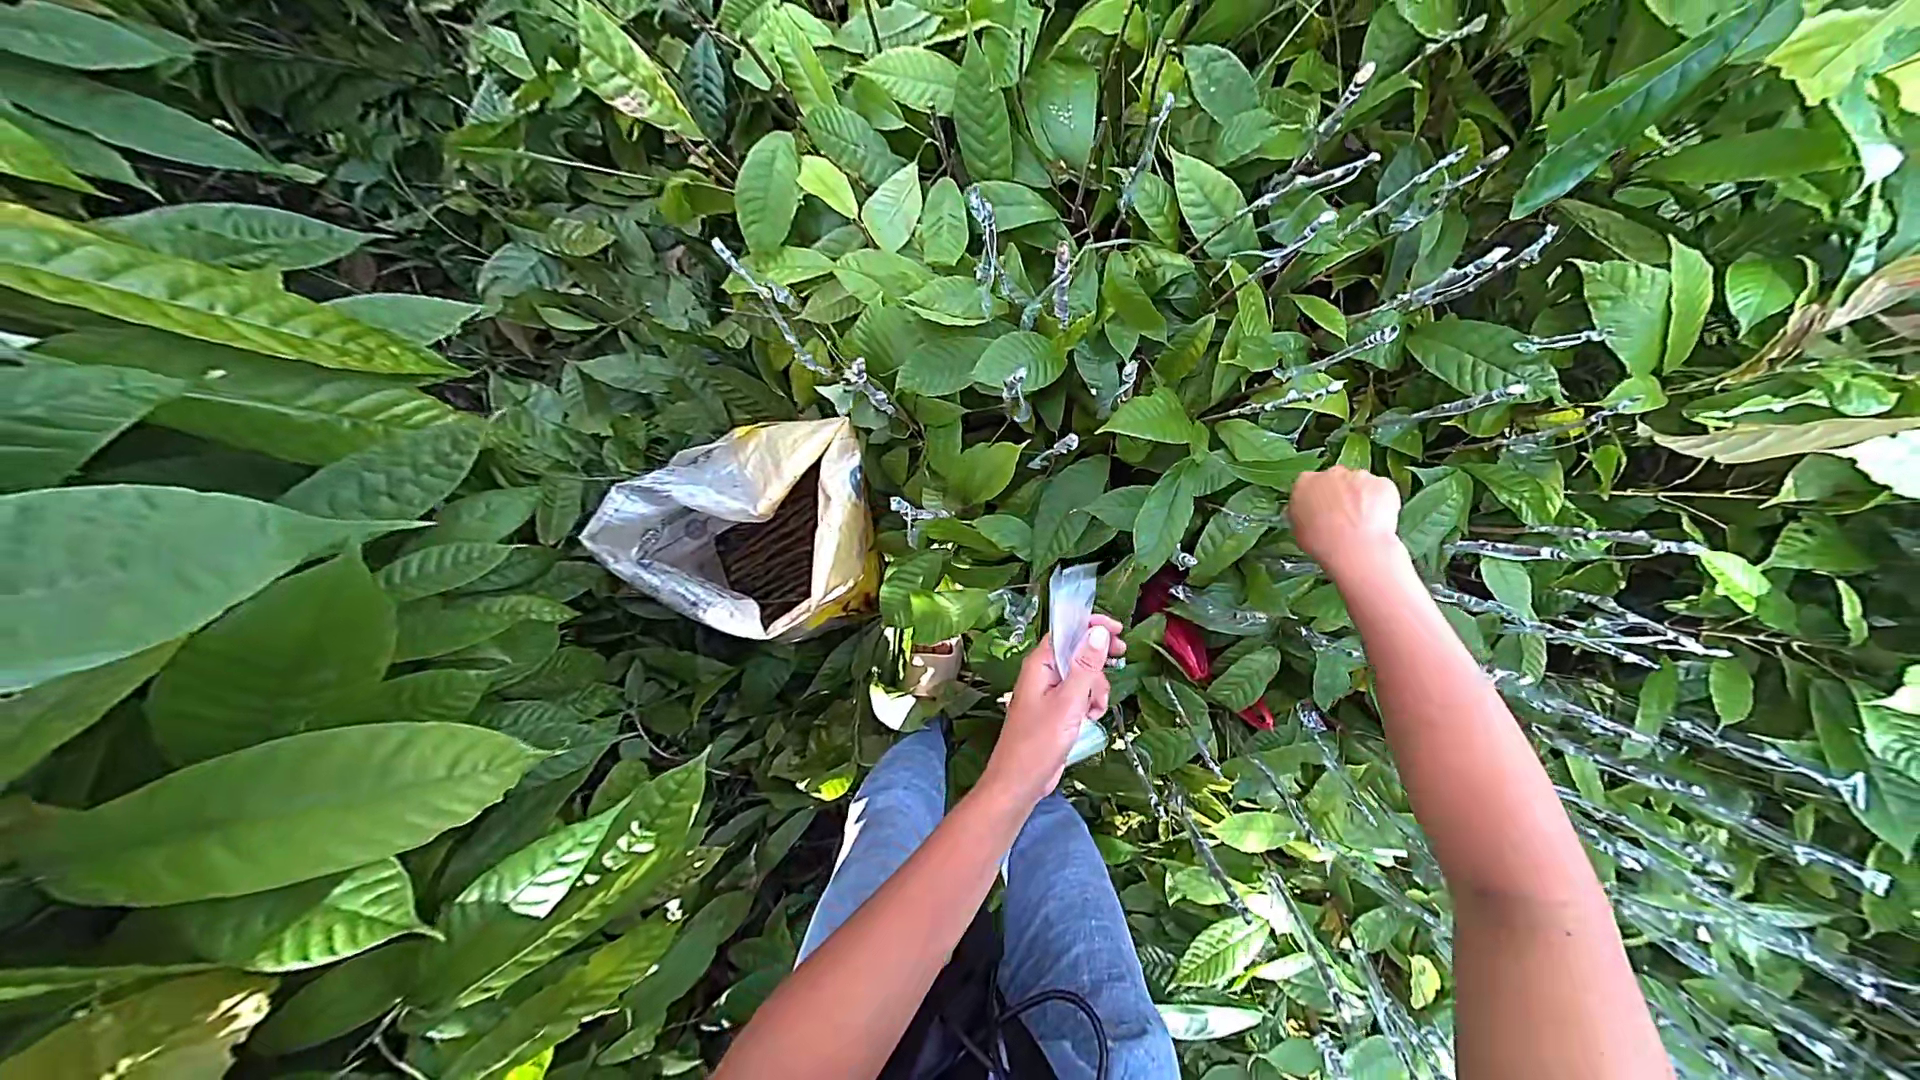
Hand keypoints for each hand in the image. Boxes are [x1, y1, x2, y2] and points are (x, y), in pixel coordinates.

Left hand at [981, 615, 1126, 806]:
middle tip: (1119, 657)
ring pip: (1083, 675)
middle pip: (1077, 650)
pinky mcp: (1056, 709)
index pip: (1067, 630)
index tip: (1117, 630)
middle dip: (1098, 657)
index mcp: (1039, 663)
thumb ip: (1085, 666)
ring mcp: (1050, 691)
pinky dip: (1090, 702)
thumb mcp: (1068, 702)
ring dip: (1095, 687)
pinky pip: (1079, 694)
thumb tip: (1098, 632)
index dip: (1092, 625)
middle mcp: (1043, 672)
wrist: (1020, 781)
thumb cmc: (1038, 742)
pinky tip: (1091, 717)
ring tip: (1094, 707)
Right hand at [1288, 466, 1406, 575]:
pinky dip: (1381, 500)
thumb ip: (1303, 512)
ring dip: (1360, 495)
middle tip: (1342, 515)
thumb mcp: (1298, 529)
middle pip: (1335, 478)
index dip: (1315, 497)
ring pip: (1360, 482)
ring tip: (1362, 519)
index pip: (1308, 483)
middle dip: (1338, 492)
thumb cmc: (1320, 542)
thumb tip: (1309, 513)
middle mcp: (1331, 473)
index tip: (1320, 509)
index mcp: (1304, 483)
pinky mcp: (1383, 483)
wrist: (1355, 548)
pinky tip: (1377, 519)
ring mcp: (1359, 476)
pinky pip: (1381, 489)